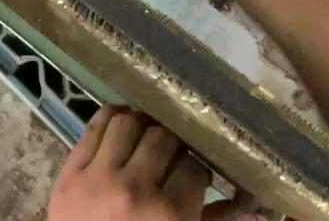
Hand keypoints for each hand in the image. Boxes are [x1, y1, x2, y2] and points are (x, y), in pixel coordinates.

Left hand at [47, 108, 215, 220]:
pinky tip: (122, 127)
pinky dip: (110, 118)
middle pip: (163, 138)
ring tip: (147, 137)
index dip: (198, 167)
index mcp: (168, 216)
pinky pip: (93, 126)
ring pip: (128, 122)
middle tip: (172, 154)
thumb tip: (258, 211)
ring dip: (142, 125)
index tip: (196, 172)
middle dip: (173, 143)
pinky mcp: (69, 172)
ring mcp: (97, 177)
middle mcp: (135, 189)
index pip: (194, 168)